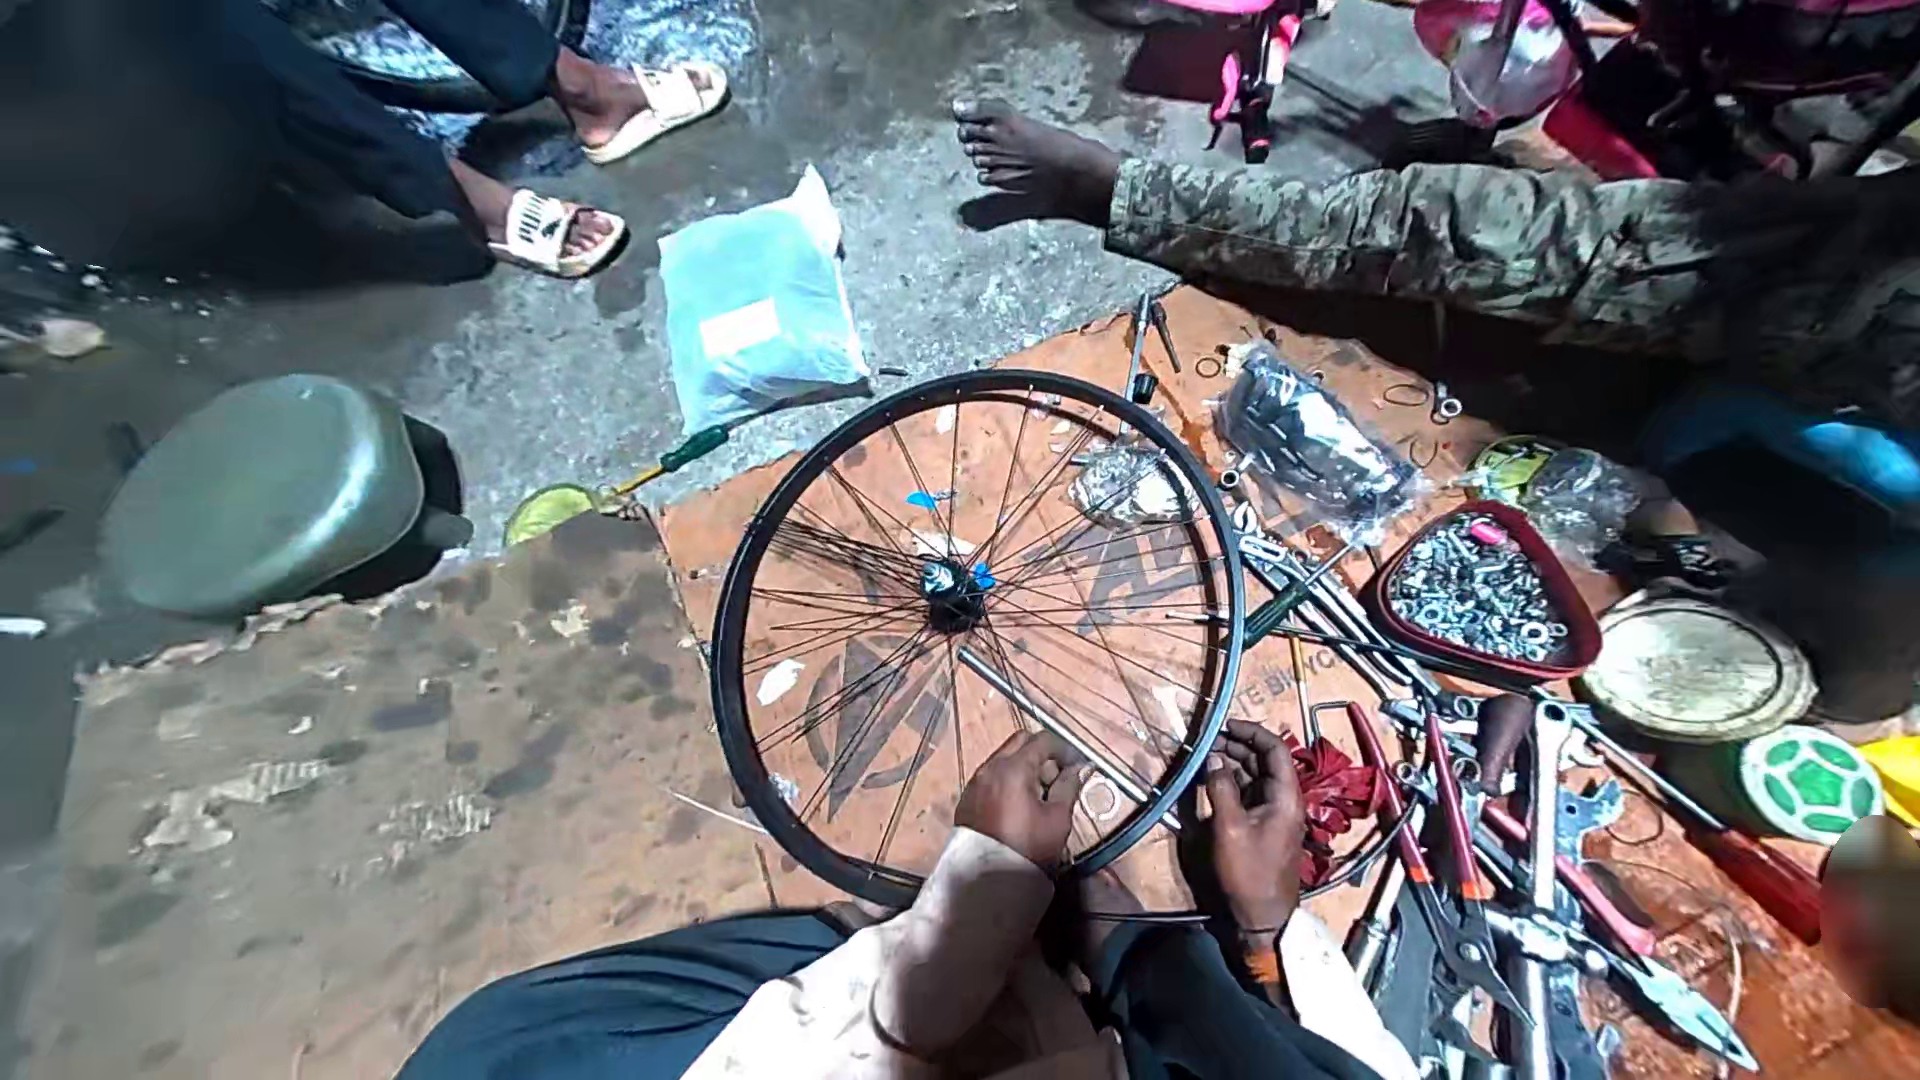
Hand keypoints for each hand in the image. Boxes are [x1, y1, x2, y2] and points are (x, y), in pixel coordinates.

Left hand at [955, 731, 1088, 869]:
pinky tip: (1018, 801)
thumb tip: (1075, 770)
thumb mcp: (1057, 820)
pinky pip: (991, 774)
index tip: (1074, 761)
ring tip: (1038, 792)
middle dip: (1041, 751)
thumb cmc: (1026, 849)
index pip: (1042, 740)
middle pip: (1020, 741)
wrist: (986, 880)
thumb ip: (1068, 787)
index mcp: (1013, 768)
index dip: (1063, 747)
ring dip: (1023, 764)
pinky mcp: (968, 795)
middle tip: (1056, 773)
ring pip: (1004, 756)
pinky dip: (1007, 777)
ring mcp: (976, 780)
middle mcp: (990, 767)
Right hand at [1205, 719, 1304, 932]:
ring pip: (1253, 773)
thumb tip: (1213, 758)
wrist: (1261, 916)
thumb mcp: (1229, 827)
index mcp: (1285, 797)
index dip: (1251, 732)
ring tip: (1203, 754)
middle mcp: (1283, 799)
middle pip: (1263, 759)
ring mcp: (1272, 811)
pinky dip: (1228, 779)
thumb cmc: (1248, 872)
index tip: (1224, 724)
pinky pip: (1246, 789)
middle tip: (1206, 739)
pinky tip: (1208, 776)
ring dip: (1229, 760)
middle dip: (1235, 744)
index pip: (1275, 750)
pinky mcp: (1260, 822)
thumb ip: (1220, 788)